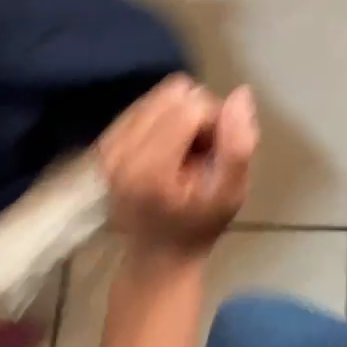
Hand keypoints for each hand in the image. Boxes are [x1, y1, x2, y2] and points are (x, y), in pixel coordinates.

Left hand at [97, 75, 258, 257]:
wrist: (159, 253)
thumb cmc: (201, 224)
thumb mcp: (233, 192)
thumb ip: (239, 144)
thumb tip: (241, 94)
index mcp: (149, 169)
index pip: (194, 106)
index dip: (215, 123)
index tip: (214, 155)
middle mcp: (120, 151)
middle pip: (176, 94)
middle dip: (198, 115)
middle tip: (200, 152)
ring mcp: (108, 144)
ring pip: (162, 94)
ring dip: (182, 115)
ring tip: (183, 151)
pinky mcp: (105, 139)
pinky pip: (147, 102)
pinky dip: (165, 116)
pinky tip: (168, 147)